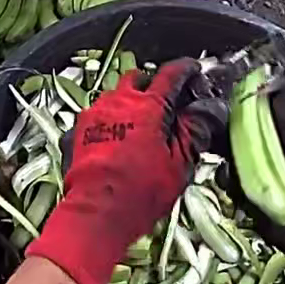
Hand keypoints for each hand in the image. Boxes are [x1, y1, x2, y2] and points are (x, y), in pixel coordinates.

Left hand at [26, 60, 201, 283]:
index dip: (186, 69)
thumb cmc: (140, 191)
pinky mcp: (78, 129)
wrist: (95, 214)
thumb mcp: (179, 165)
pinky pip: (98, 112)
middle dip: (153, 84)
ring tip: (140, 120)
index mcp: (149, 106)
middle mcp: (119, 101)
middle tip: (165, 100)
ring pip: (115, 94)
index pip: (171, 74)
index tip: (194, 71)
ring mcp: (95, 113)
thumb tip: (206, 111)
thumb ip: (192, 132)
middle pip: (138, 78)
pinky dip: (111, 117)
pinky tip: (118, 136)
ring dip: (130, 100)